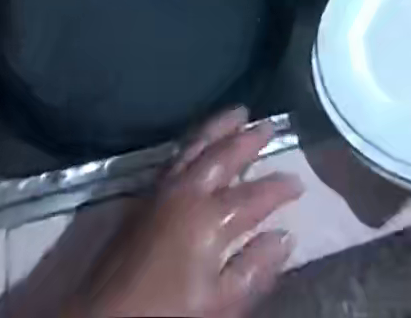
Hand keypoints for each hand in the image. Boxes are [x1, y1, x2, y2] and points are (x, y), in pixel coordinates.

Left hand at [64, 109, 302, 317]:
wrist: (111, 307)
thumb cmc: (171, 309)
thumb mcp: (222, 302)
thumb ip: (255, 268)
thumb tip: (284, 236)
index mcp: (210, 219)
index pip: (253, 196)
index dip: (278, 188)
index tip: (299, 181)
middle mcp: (187, 191)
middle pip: (222, 156)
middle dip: (247, 139)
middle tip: (269, 124)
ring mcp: (164, 186)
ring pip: (195, 144)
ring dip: (218, 127)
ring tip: (237, 113)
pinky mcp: (148, 189)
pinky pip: (178, 153)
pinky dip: (194, 139)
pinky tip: (202, 139)